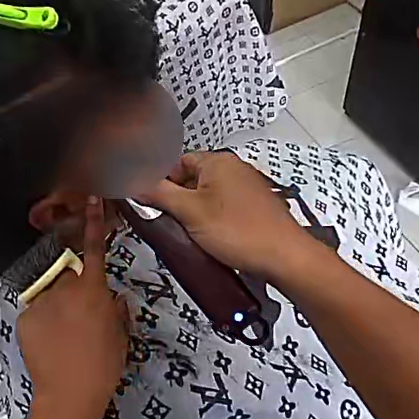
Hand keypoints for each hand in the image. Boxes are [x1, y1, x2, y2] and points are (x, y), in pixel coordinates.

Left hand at [17, 198, 127, 418]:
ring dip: (59, 306)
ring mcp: (41, 303)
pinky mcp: (25, 319)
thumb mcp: (121, 335)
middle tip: (82, 315)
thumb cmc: (104, 365)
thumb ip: (116, 310)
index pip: (95, 248)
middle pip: (69, 273)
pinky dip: (44, 322)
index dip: (94, 221)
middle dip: (75, 285)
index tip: (91, 199)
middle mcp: (65, 290)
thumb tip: (112, 298)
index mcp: (94, 291)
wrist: (70, 394)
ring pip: (52, 294)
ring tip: (66, 337)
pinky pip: (37, 312)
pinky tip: (52, 344)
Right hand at [137, 152, 331, 282]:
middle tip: (165, 221)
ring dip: (192, 214)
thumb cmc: (244, 232)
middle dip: (174, 200)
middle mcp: (234, 170)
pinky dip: (211, 222)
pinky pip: (222, 210)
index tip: (146, 199)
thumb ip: (159, 194)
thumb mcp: (190, 212)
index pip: (175, 161)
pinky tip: (208, 240)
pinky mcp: (253, 210)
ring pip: (206, 197)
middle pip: (190, 179)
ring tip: (187, 233)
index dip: (157, 180)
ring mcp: (246, 190)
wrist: (284, 257)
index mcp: (218, 162)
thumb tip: (135, 183)